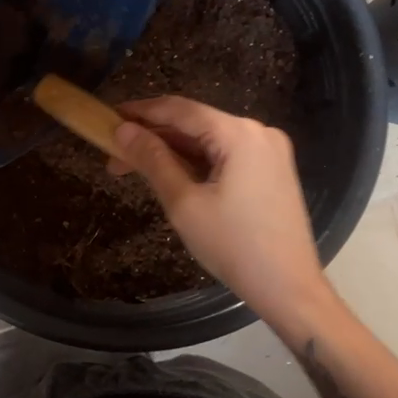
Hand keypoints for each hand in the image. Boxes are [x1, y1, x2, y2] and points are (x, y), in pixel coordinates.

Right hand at [109, 96, 332, 312]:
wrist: (288, 288)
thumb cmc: (233, 245)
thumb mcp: (184, 203)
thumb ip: (152, 160)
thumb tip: (122, 130)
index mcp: (239, 134)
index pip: (179, 110)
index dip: (140, 112)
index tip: (108, 117)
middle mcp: (258, 133)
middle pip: (194, 124)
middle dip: (152, 138)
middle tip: (114, 157)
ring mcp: (269, 152)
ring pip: (208, 141)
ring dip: (171, 152)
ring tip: (134, 169)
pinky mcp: (271, 171)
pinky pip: (225, 156)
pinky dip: (195, 163)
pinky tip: (170, 176)